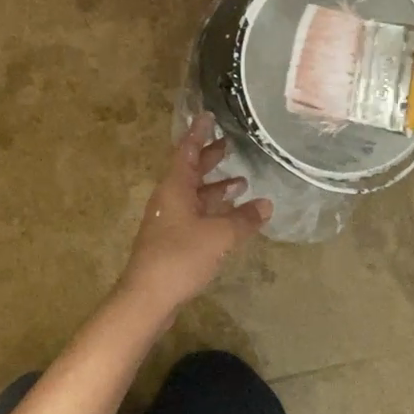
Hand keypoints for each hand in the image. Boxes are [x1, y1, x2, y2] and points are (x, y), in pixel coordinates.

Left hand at [118, 113, 272, 310]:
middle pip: (190, 170)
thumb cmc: (180, 256)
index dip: (199, 133)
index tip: (208, 116)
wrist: (147, 297)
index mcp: (175, 186)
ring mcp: (168, 220)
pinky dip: (212, 209)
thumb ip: (243, 219)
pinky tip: (229, 217)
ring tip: (241, 182)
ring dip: (215, 187)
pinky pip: (194, 213)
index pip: (187, 150)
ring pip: (194, 193)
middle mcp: (169, 198)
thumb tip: (266, 204)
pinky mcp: (171, 240)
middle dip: (210, 157)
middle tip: (230, 145)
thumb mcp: (219, 236)